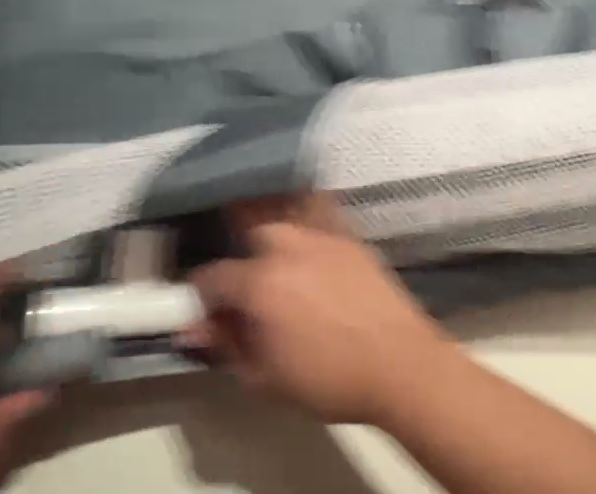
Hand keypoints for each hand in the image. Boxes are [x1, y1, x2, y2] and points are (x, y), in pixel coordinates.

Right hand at [187, 195, 457, 424]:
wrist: (398, 363)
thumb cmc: (327, 378)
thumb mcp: (264, 376)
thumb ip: (227, 344)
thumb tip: (196, 327)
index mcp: (260, 282)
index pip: (212, 277)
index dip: (201, 298)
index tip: (206, 314)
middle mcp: (288, 246)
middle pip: (249, 237)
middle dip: (241, 263)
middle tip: (246, 294)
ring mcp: (323, 236)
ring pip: (285, 222)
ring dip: (273, 238)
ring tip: (276, 265)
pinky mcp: (352, 238)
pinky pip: (321, 217)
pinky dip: (308, 220)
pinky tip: (308, 245)